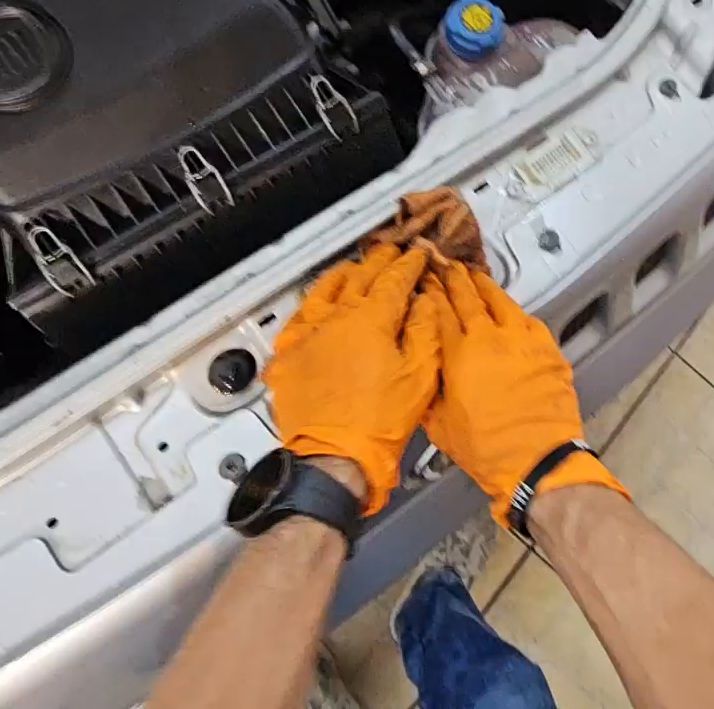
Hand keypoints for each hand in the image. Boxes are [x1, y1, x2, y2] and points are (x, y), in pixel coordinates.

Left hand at [265, 244, 432, 514]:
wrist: (335, 459)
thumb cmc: (378, 422)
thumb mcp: (420, 374)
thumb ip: (424, 329)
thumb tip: (424, 301)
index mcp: (370, 319)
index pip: (394, 279)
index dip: (409, 264)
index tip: (418, 257)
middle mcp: (335, 319)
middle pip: (360, 278)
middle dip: (380, 262)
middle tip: (392, 254)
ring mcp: (308, 337)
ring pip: (324, 291)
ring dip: (343, 276)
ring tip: (353, 269)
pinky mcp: (289, 358)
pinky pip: (297, 320)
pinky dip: (310, 307)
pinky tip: (314, 306)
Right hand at [405, 262, 627, 524]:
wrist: (538, 459)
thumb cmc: (487, 449)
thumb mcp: (442, 427)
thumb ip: (432, 392)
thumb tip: (427, 374)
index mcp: (460, 354)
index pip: (441, 311)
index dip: (432, 293)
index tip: (426, 280)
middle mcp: (490, 337)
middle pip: (469, 298)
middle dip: (456, 278)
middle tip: (447, 264)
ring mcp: (522, 339)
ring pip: (501, 300)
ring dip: (485, 286)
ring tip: (475, 275)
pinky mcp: (547, 347)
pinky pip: (528, 319)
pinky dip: (515, 311)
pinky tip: (510, 309)